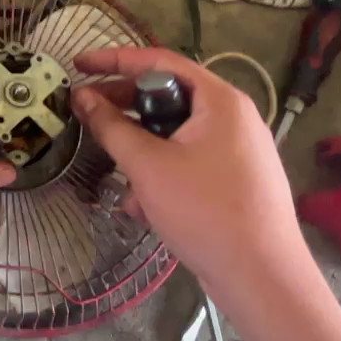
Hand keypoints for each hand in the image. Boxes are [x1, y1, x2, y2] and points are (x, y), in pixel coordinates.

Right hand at [69, 47, 311, 306]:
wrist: (263, 281)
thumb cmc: (204, 211)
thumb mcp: (146, 164)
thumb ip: (110, 125)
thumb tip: (81, 96)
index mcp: (220, 101)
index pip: (159, 61)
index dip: (113, 59)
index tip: (77, 65)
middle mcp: (233, 118)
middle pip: (167, 95)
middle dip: (124, 109)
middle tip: (87, 114)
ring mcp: (237, 150)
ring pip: (173, 133)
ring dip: (140, 150)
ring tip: (117, 176)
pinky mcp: (235, 180)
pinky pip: (188, 160)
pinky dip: (161, 173)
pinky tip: (143, 207)